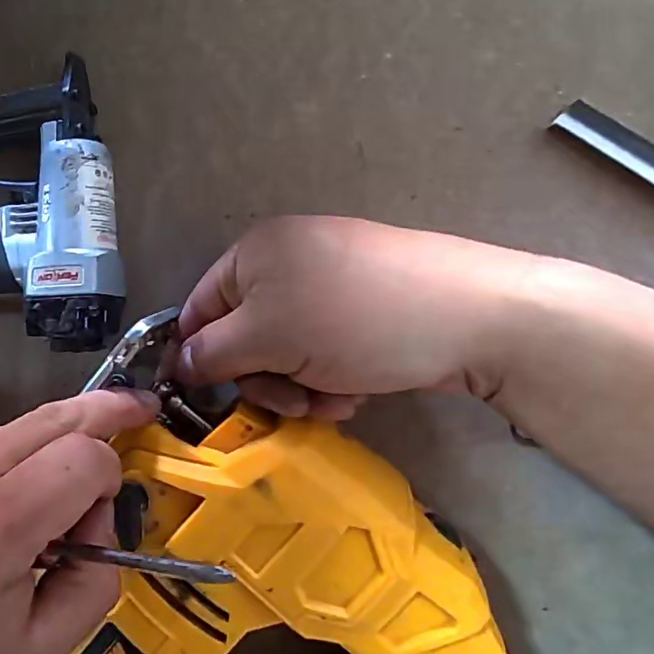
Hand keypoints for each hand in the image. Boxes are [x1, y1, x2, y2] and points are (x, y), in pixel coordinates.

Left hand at [0, 389, 159, 653]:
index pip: (81, 455)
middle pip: (49, 418)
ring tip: (40, 510)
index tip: (101, 515)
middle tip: (136, 404)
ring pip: (13, 431)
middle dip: (98, 414)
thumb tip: (95, 507)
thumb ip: (94, 576)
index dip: (109, 474)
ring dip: (43, 454)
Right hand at [177, 216, 548, 417]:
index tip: (209, 398)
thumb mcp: (268, 339)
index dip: (200, 356)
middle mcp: (286, 261)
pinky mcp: (362, 307)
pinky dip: (331, 377)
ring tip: (336, 398)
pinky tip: (359, 389)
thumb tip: (177, 363)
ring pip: (284, 351)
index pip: (200, 309)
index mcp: (253, 252)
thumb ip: (211, 353)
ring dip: (301, 386)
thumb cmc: (353, 320)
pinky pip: (322, 349)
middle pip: (243, 336)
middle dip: (266, 378)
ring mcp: (328, 283)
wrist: (476, 315)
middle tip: (293, 401)